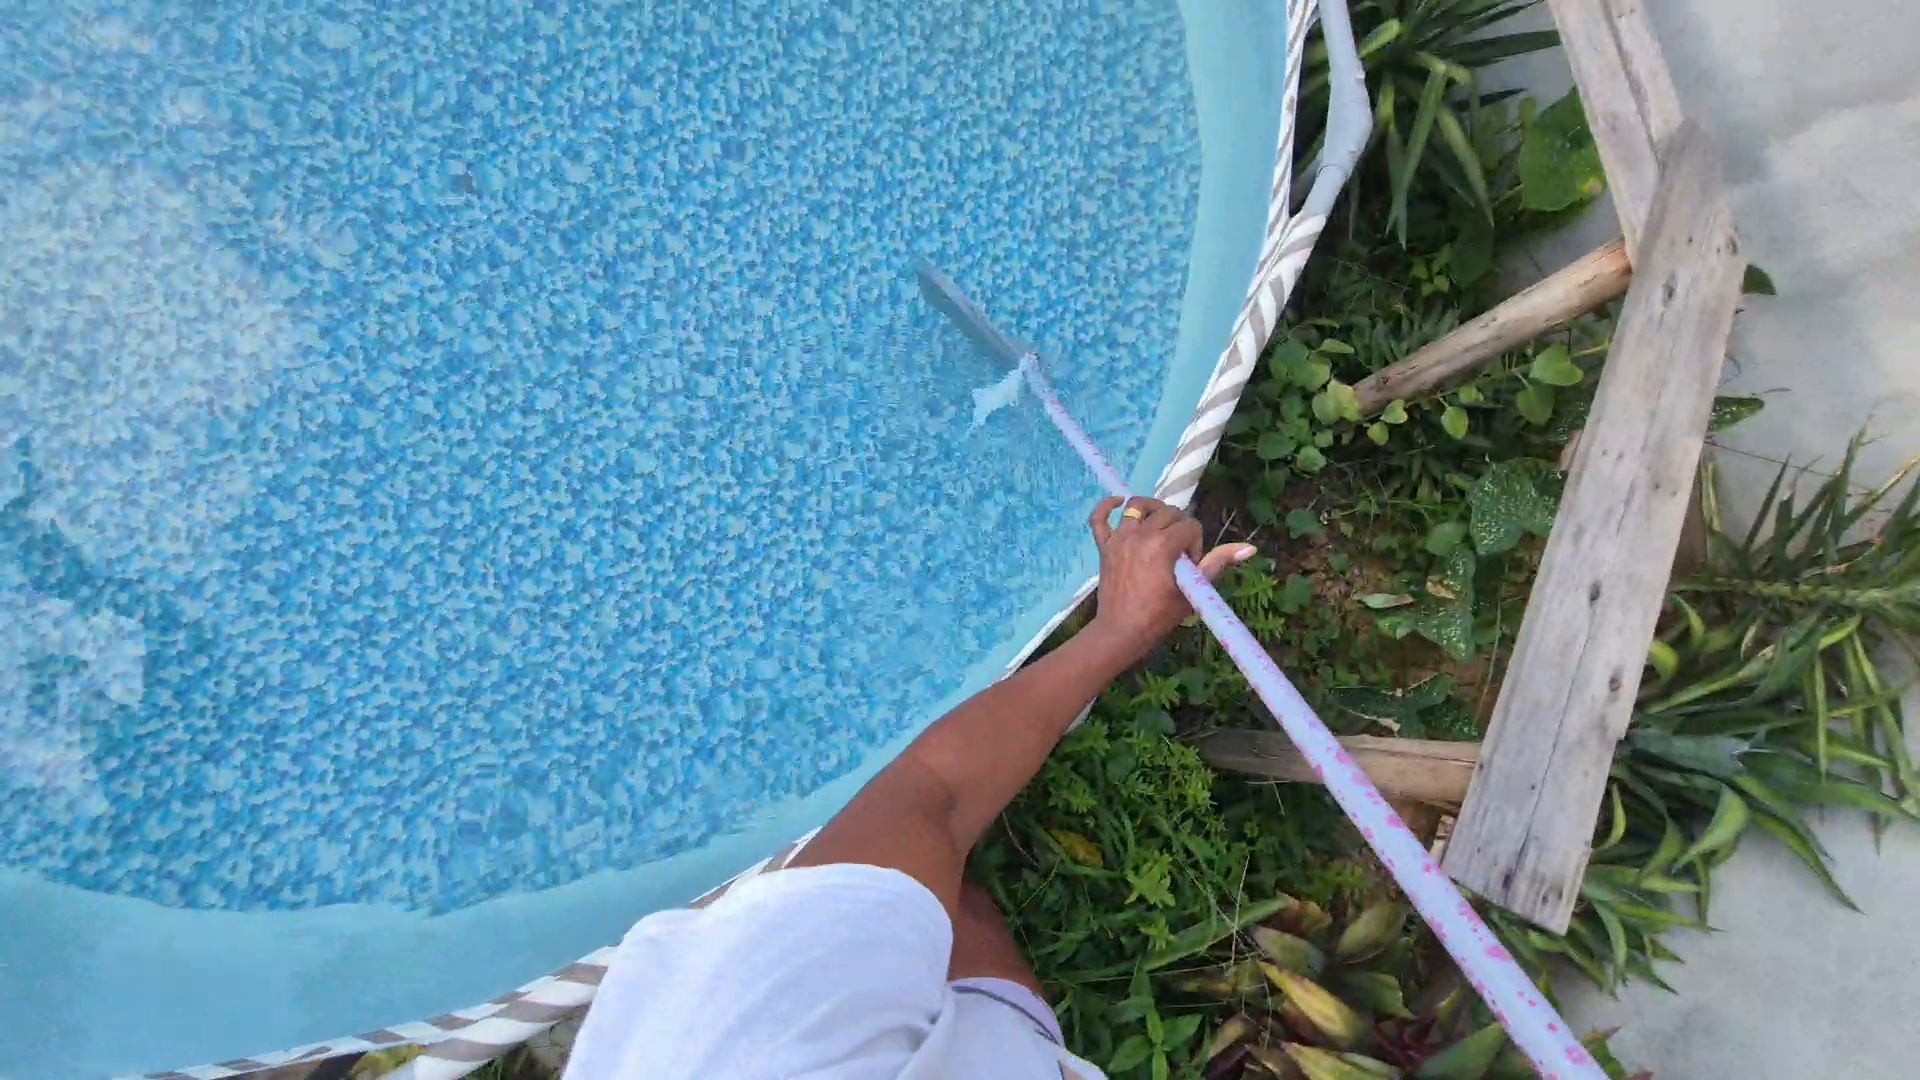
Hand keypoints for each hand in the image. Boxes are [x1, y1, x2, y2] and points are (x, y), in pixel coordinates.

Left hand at [1085, 496, 1255, 658]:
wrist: (1123, 630)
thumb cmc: (1160, 615)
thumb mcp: (1193, 590)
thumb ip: (1217, 564)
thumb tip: (1249, 548)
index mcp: (1162, 546)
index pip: (1189, 526)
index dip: (1195, 543)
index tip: (1189, 566)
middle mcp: (1139, 536)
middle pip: (1167, 513)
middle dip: (1179, 528)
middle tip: (1177, 554)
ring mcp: (1119, 539)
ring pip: (1136, 506)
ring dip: (1152, 510)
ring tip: (1161, 526)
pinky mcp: (1104, 547)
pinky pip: (1098, 519)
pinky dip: (1106, 507)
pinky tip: (1118, 502)